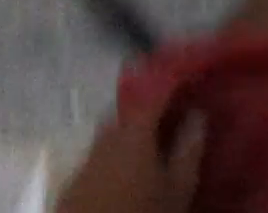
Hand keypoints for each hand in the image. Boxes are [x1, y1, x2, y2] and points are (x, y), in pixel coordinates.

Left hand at [56, 84, 205, 212]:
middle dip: (147, 107)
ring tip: (148, 146)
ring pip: (109, 134)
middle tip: (168, 114)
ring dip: (128, 133)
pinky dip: (112, 157)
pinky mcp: (71, 187)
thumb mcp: (178, 188)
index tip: (188, 78)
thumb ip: (189, 149)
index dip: (172, 82)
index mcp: (134, 133)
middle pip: (127, 111)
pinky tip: (123, 174)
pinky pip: (96, 158)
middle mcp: (106, 139)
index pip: (155, 93)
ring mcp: (84, 163)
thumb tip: (197, 115)